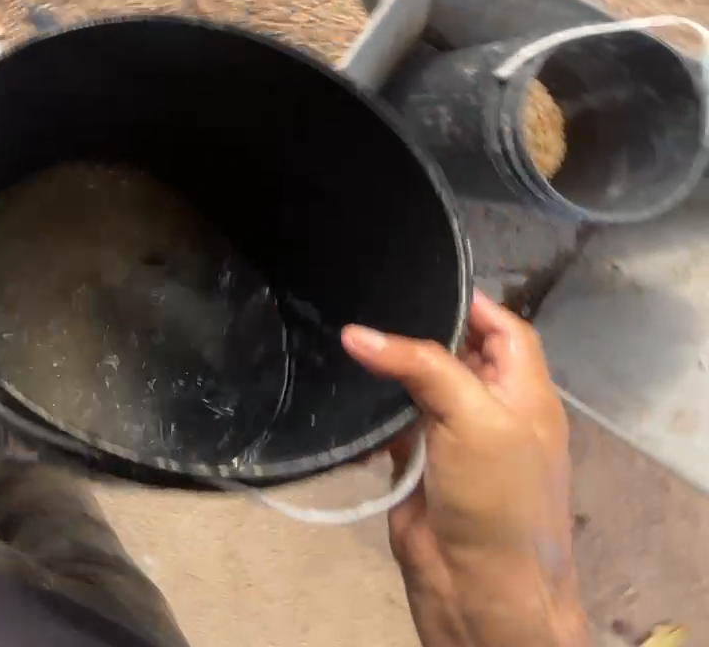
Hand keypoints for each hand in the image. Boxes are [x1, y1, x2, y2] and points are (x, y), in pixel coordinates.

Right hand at [342, 294, 585, 646]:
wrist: (477, 580)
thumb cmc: (498, 498)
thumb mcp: (474, 419)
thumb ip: (420, 366)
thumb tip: (352, 331)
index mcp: (523, 396)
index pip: (505, 330)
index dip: (469, 303)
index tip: (413, 277)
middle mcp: (489, 409)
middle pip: (451, 351)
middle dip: (410, 327)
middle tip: (359, 300)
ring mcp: (450, 433)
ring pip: (411, 381)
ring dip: (379, 365)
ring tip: (334, 334)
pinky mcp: (413, 455)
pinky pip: (384, 415)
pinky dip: (363, 403)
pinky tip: (334, 388)